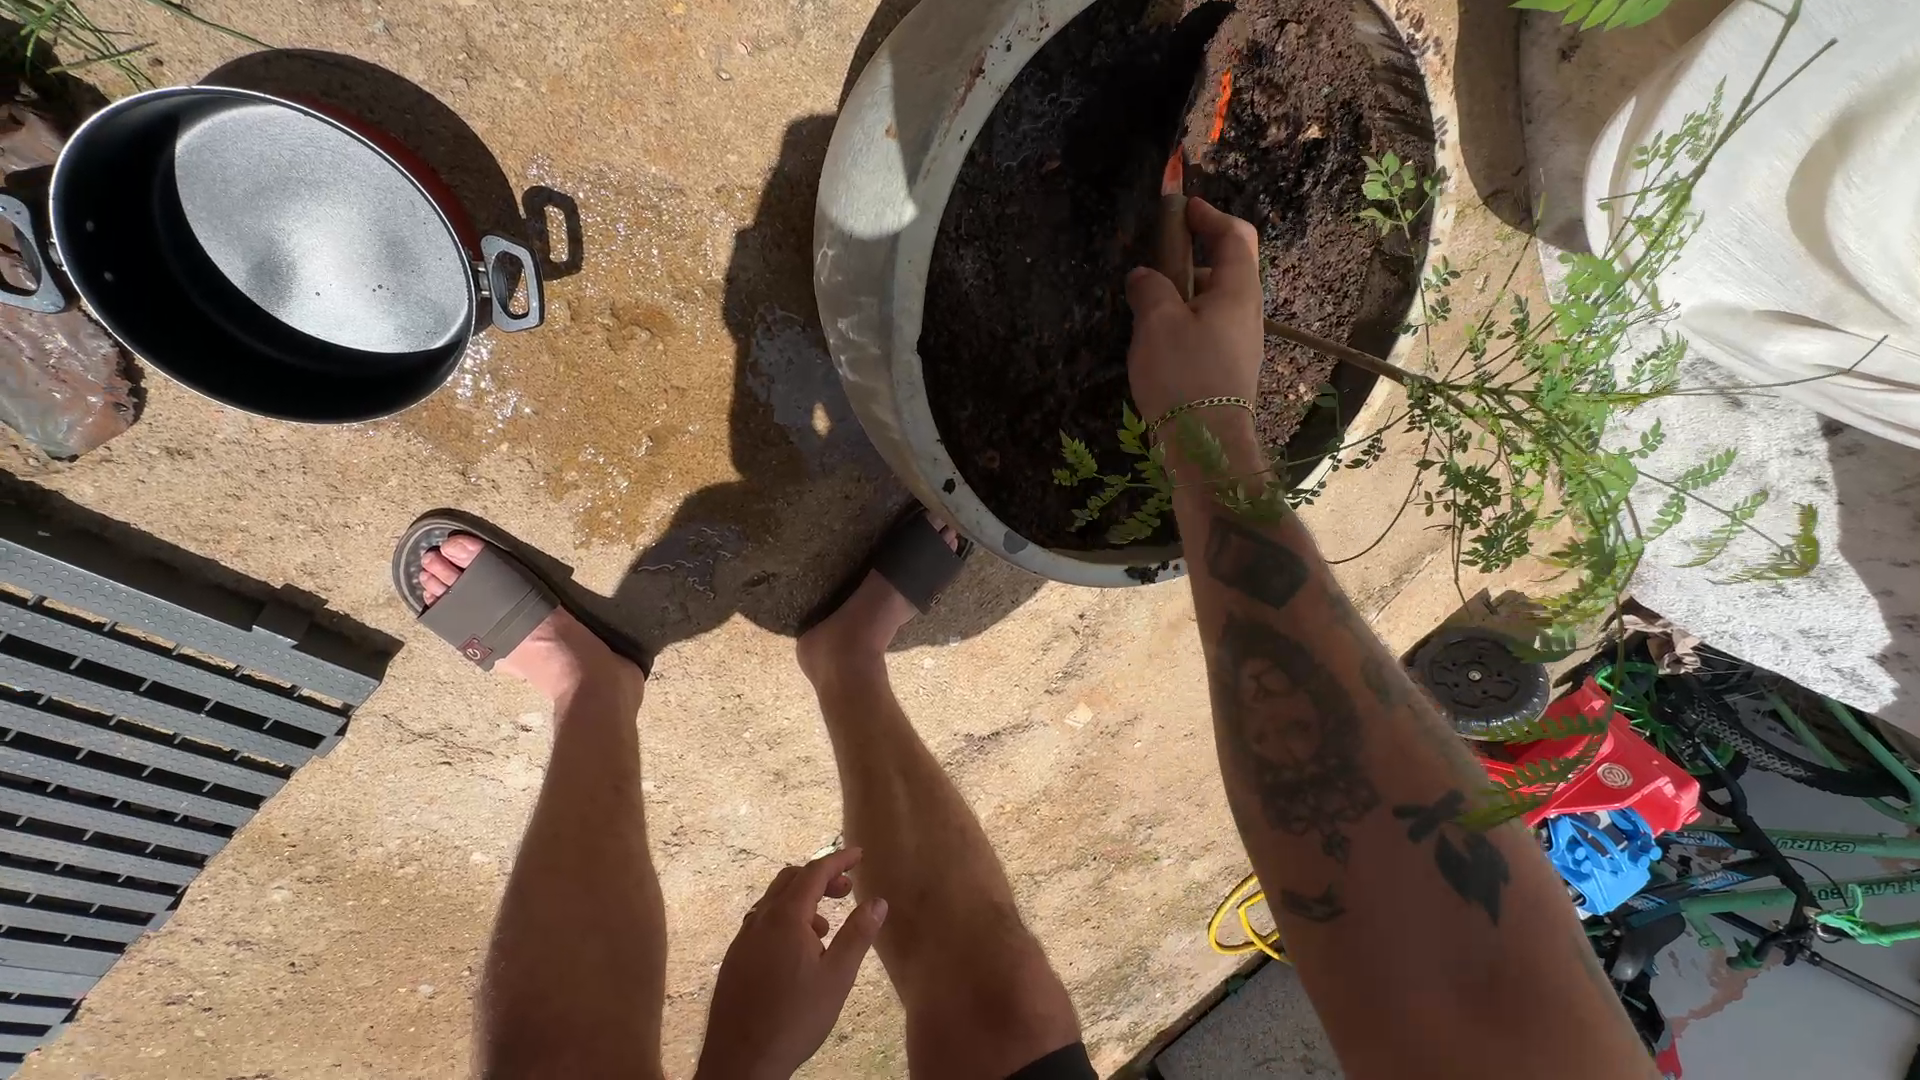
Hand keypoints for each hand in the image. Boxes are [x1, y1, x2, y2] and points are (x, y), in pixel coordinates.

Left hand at [694, 848, 887, 1079]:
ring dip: (802, 901)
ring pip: (773, 902)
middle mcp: (759, 920)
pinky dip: (784, 920)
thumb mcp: (837, 978)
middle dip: (821, 878)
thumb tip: (877, 901)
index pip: (814, 872)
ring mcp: (742, 940)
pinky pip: (761, 923)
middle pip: (790, 880)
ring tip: (824, 930)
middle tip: (846, 891)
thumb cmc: (794, 1019)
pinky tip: (797, 953)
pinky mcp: (733, 961)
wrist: (740, 1065)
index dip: (838, 860)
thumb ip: (858, 935)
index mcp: (784, 918)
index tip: (859, 854)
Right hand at [1125, 197, 1265, 423]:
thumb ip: (1148, 289)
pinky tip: (1158, 347)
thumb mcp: (1156, 323)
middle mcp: (1247, 312)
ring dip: (1183, 298)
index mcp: (1237, 289)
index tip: (1183, 209)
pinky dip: (1184, 326)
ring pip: (1213, 305)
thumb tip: (1142, 276)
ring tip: (1147, 313)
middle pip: (1225, 270)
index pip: (1234, 236)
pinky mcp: (1228, 371)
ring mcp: (1241, 344)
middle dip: (1190, 261)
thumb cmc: (1183, 374)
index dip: (1209, 216)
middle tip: (1155, 266)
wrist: (1206, 444)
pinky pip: (1207, 333)